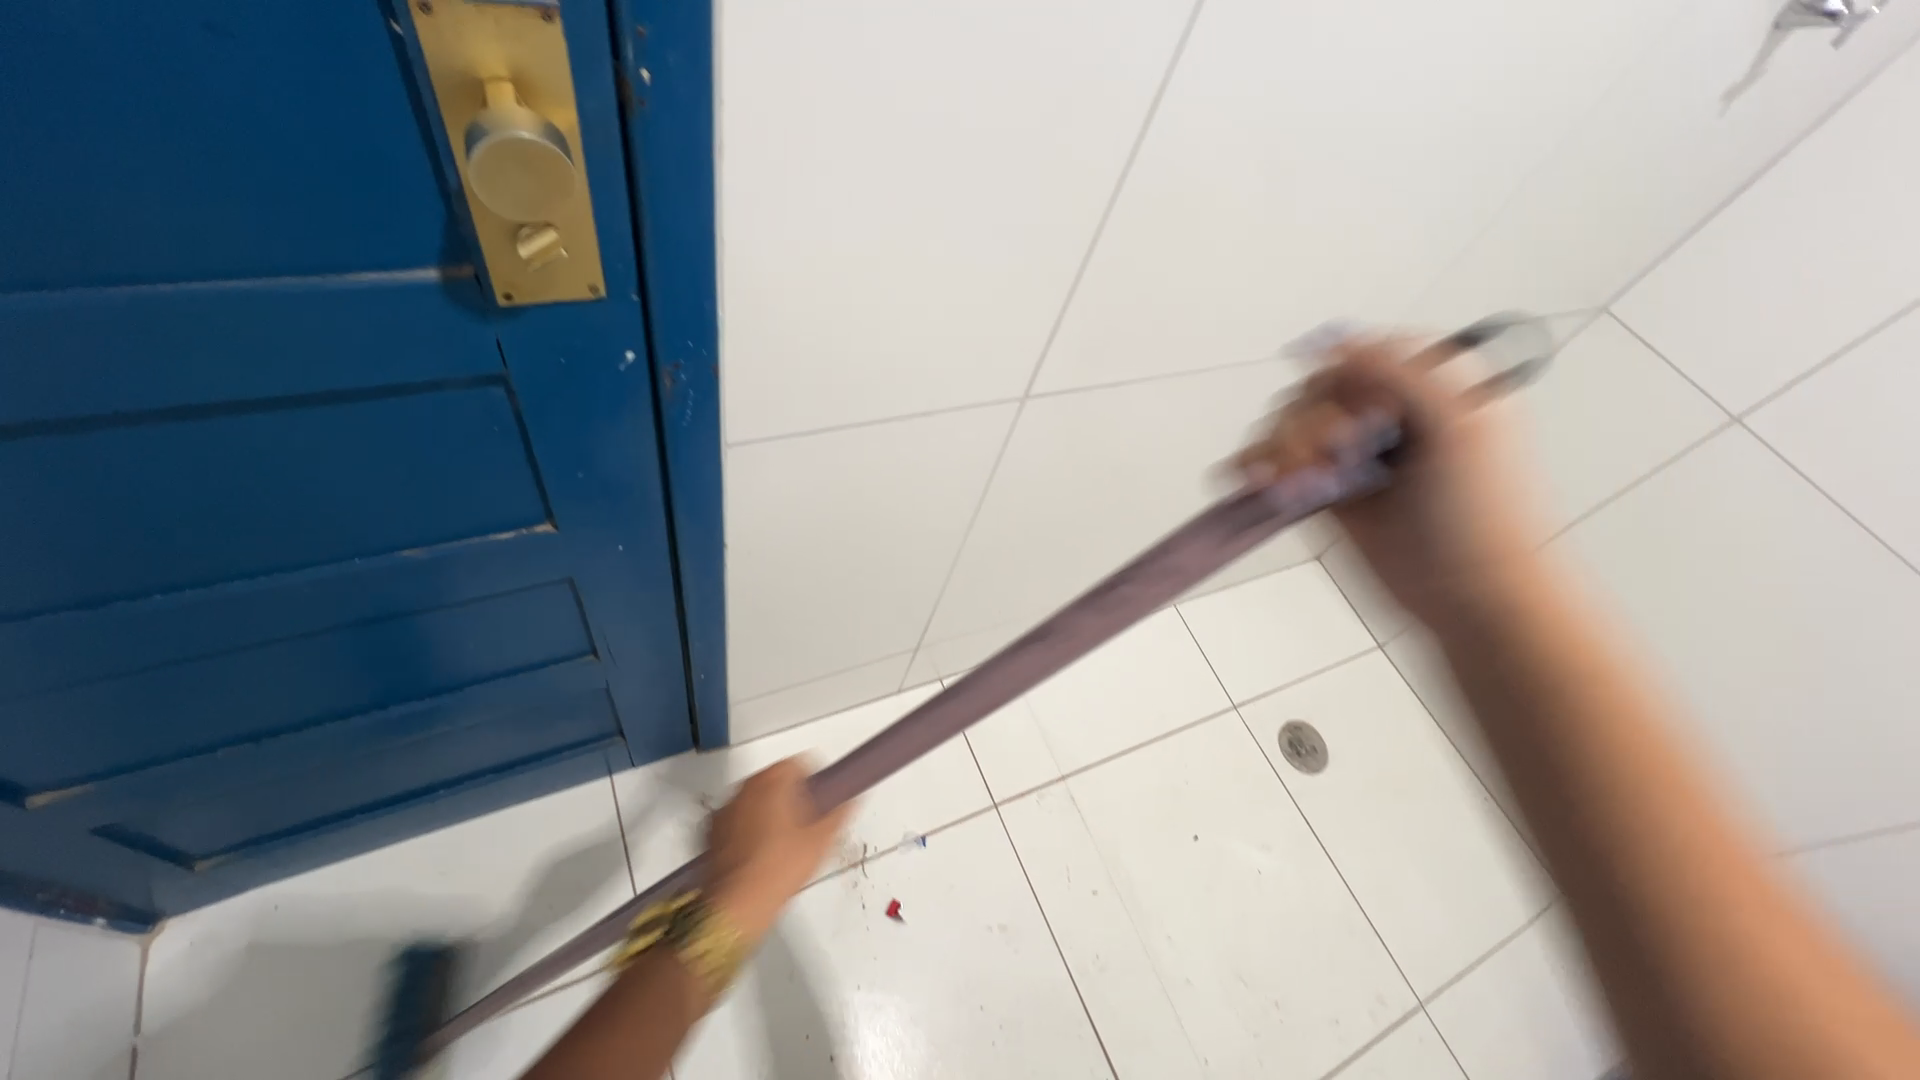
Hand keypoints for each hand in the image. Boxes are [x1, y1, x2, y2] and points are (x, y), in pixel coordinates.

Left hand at [703, 758, 852, 943]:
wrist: (737, 906)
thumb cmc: (782, 867)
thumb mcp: (821, 842)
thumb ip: (840, 813)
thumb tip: (850, 801)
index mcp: (772, 781)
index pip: (797, 763)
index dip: (813, 779)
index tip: (821, 800)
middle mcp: (744, 788)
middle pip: (773, 779)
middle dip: (790, 794)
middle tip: (805, 822)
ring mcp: (724, 810)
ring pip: (753, 799)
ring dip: (767, 810)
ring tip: (782, 841)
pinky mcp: (710, 832)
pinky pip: (736, 819)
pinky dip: (747, 827)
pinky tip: (758, 853)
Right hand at [1234, 333, 1544, 625]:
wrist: (1472, 598)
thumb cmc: (1481, 515)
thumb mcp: (1461, 424)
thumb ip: (1400, 370)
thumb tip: (1330, 342)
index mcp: (1430, 387)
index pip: (1363, 357)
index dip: (1343, 382)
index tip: (1351, 423)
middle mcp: (1388, 415)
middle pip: (1316, 391)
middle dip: (1306, 424)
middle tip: (1322, 462)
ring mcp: (1354, 455)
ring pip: (1289, 427)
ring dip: (1276, 449)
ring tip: (1283, 485)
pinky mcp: (1326, 492)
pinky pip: (1278, 466)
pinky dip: (1256, 469)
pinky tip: (1248, 480)